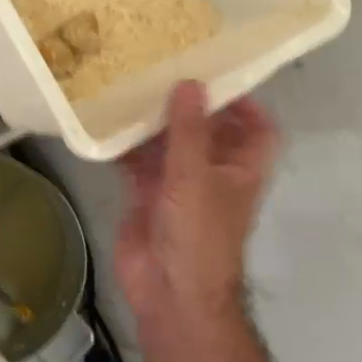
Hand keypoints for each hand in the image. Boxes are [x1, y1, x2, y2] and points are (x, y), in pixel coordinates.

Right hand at [116, 82, 276, 340]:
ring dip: (152, 125)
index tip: (215, 76)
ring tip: (128, 91)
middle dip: (187, 107)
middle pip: (207, 133)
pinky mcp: (146, 198)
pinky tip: (104, 128)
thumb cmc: (198, 234)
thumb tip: (189, 83)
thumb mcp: (195, 176)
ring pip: (168, 147)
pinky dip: (124, 149)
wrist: (170, 290)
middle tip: (159, 72)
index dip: (245, 104)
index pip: (257, 130)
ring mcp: (177, 188)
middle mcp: (211, 175)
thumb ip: (190, 130)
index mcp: (240, 171)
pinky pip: (137, 165)